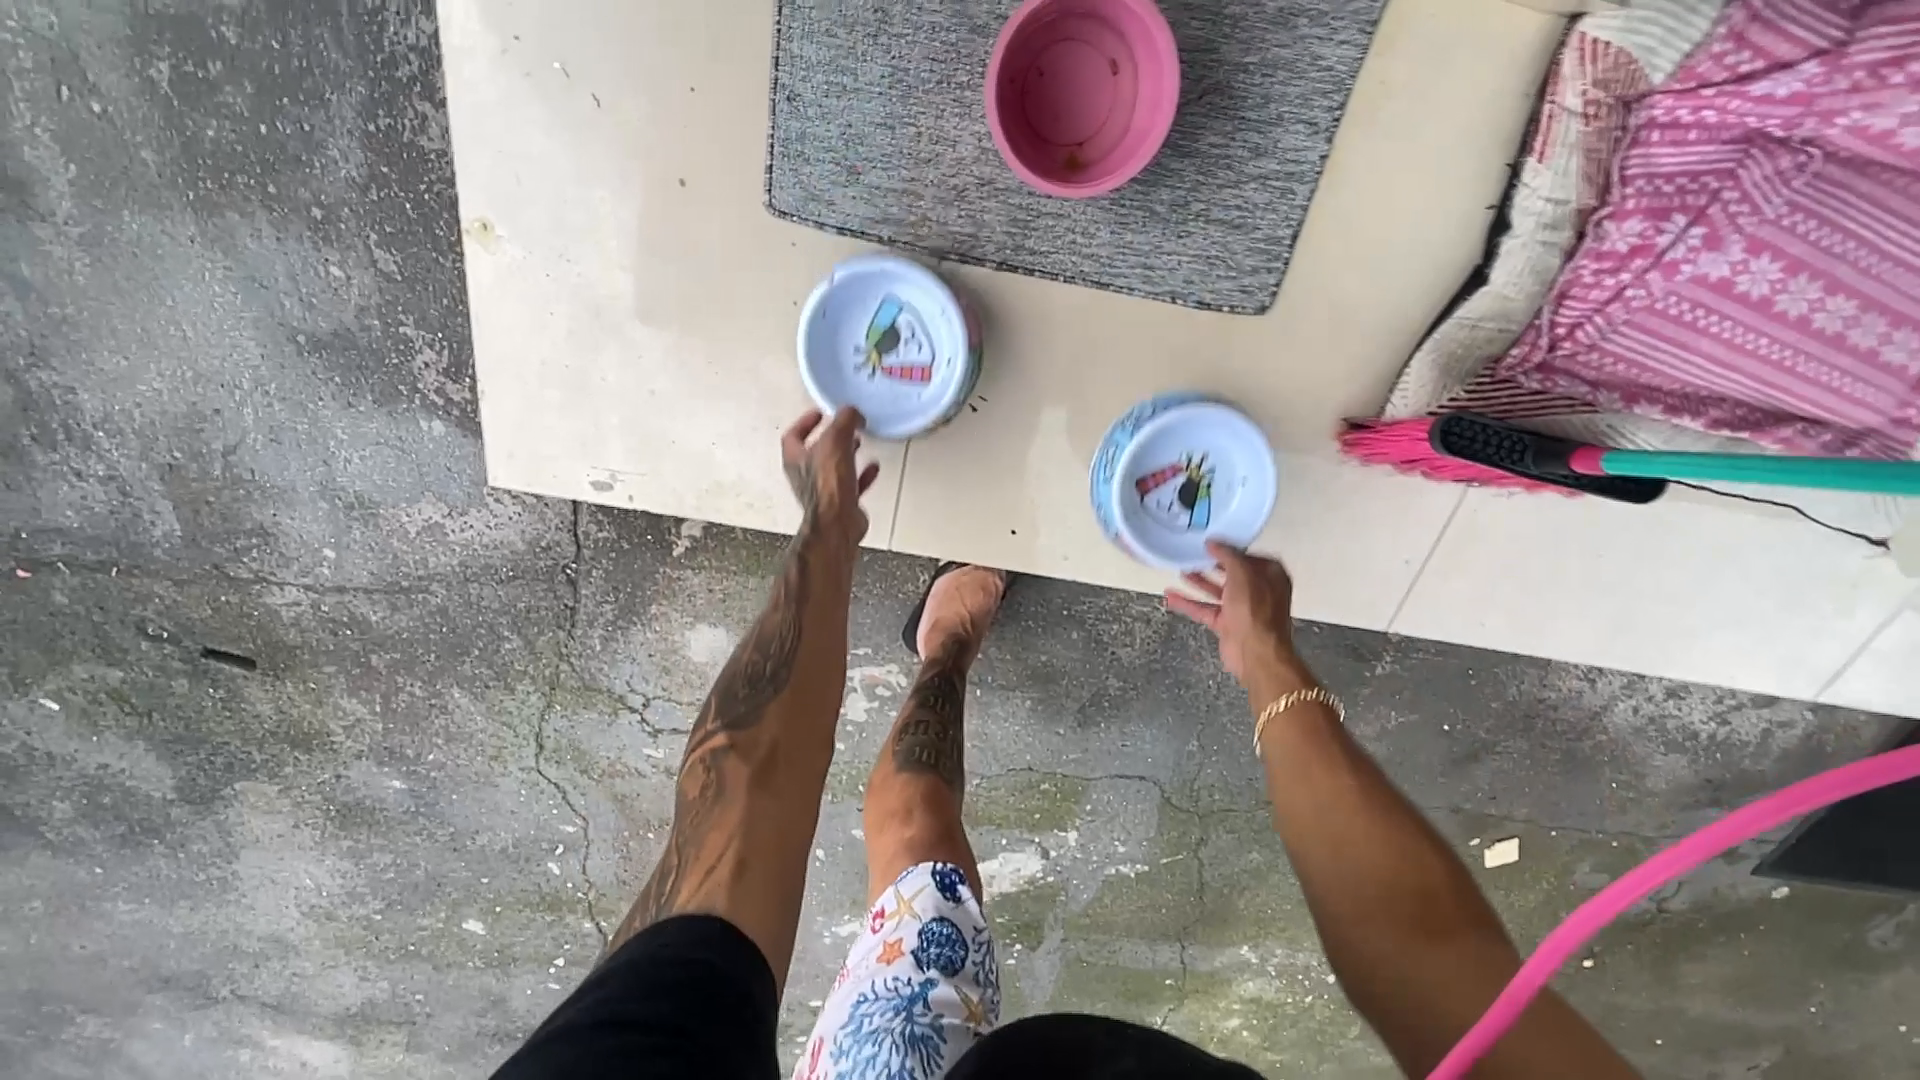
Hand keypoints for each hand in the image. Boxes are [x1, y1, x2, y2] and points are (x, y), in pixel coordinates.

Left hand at [781, 407, 880, 546]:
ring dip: (846, 454)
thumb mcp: (835, 441)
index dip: (805, 421)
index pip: (793, 434)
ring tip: (858, 443)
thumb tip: (851, 412)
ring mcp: (823, 491)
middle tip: (843, 428)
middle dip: (831, 438)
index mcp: (796, 459)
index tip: (820, 413)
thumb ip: (843, 421)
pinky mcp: (841, 503)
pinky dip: (862, 475)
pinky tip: (872, 468)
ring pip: (834, 467)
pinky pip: (852, 484)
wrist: (838, 523)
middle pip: (815, 451)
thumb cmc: (828, 487)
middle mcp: (806, 475)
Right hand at [1165, 541, 1303, 689]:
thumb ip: (1228, 556)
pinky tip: (1172, 596)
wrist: (1255, 652)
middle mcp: (1258, 591)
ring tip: (1182, 571)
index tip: (1212, 544)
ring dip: (1199, 581)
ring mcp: (1242, 609)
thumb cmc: (1256, 613)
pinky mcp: (1227, 624)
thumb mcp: (1243, 575)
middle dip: (1212, 565)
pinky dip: (1188, 603)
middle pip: (1231, 573)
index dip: (1231, 550)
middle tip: (1194, 555)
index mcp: (1270, 576)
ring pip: (1216, 591)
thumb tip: (1215, 544)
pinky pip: (1204, 609)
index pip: (1249, 556)